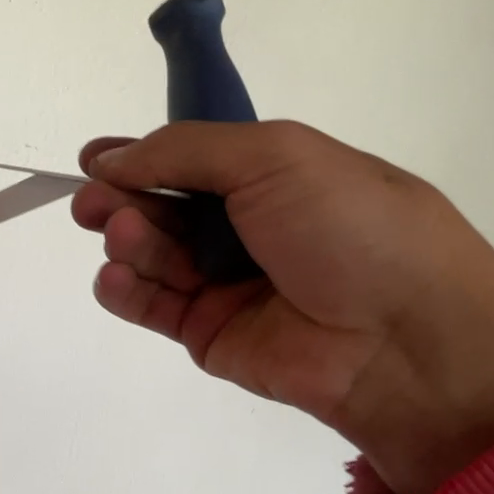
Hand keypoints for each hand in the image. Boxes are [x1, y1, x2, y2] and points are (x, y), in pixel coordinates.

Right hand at [73, 120, 493, 493]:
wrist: (403, 343)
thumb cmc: (352, 230)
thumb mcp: (278, 157)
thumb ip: (185, 150)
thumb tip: (109, 159)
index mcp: (275, 177)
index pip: (192, 160)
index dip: (142, 156)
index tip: (95, 159)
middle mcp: (245, 227)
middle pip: (160, 206)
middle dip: (120, 198)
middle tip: (90, 202)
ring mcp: (222, 282)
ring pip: (148, 254)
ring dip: (127, 240)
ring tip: (122, 236)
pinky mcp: (203, 331)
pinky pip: (147, 304)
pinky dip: (122, 288)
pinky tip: (116, 277)